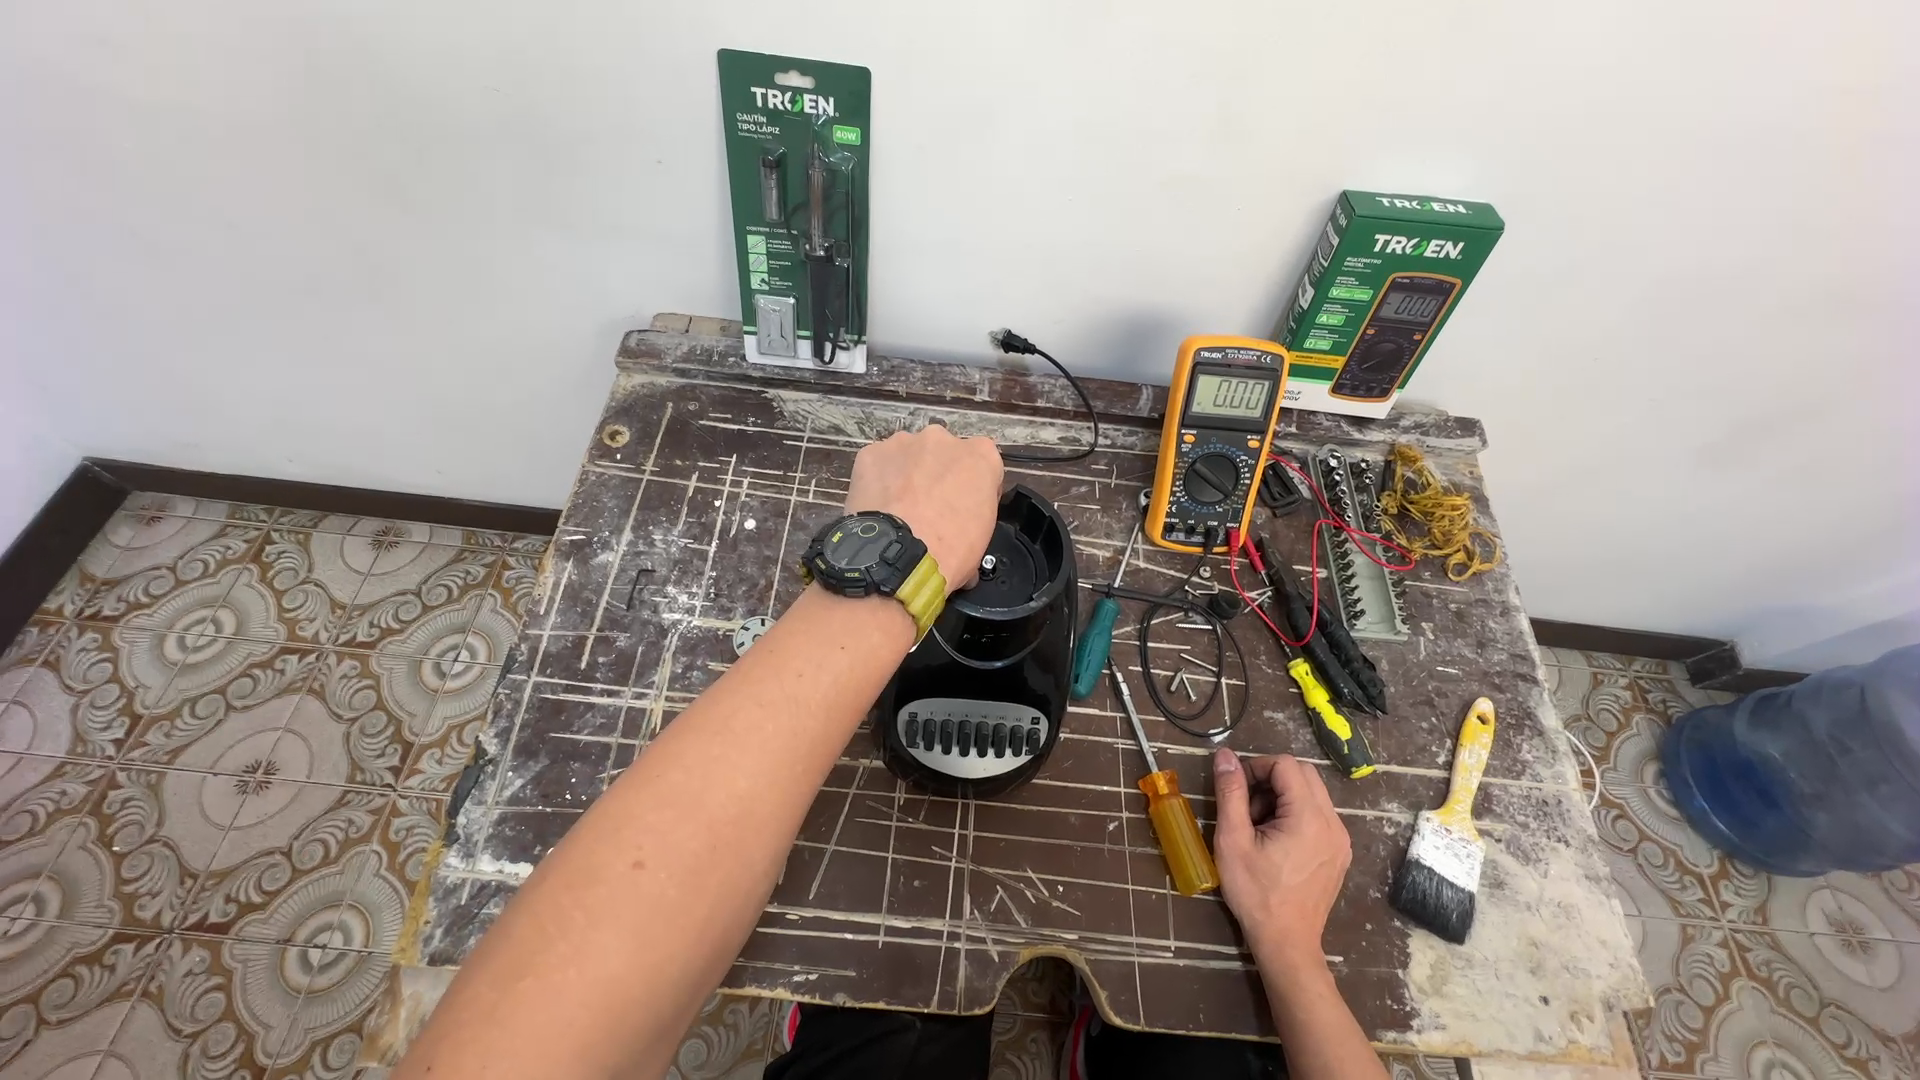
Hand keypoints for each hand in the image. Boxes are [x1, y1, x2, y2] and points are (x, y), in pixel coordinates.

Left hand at [846, 425, 1002, 591]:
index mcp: (981, 456)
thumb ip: (976, 510)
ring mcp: (904, 443)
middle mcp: (943, 439)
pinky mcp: (872, 453)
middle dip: (937, 476)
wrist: (899, 558)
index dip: (971, 489)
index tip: (963, 508)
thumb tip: (963, 526)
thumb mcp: (983, 535)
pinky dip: (878, 481)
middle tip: (929, 510)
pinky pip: (878, 465)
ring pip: (908, 456)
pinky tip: (878, 507)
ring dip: (907, 476)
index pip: (981, 466)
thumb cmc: (949, 551)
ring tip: (900, 511)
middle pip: (942, 454)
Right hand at [1212, 749, 1351, 971]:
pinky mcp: (1339, 852)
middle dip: (1270, 780)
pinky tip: (1276, 840)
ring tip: (1258, 826)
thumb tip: (1224, 755)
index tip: (1236, 790)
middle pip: (1303, 773)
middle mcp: (1333, 823)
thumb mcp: (1232, 839)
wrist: (1286, 942)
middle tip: (1246, 807)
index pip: (1285, 764)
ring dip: (1282, 796)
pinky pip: (1318, 814)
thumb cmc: (1255, 892)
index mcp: (1309, 817)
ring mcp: (1340, 839)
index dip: (1256, 767)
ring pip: (1311, 793)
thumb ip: (1230, 793)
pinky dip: (1295, 813)